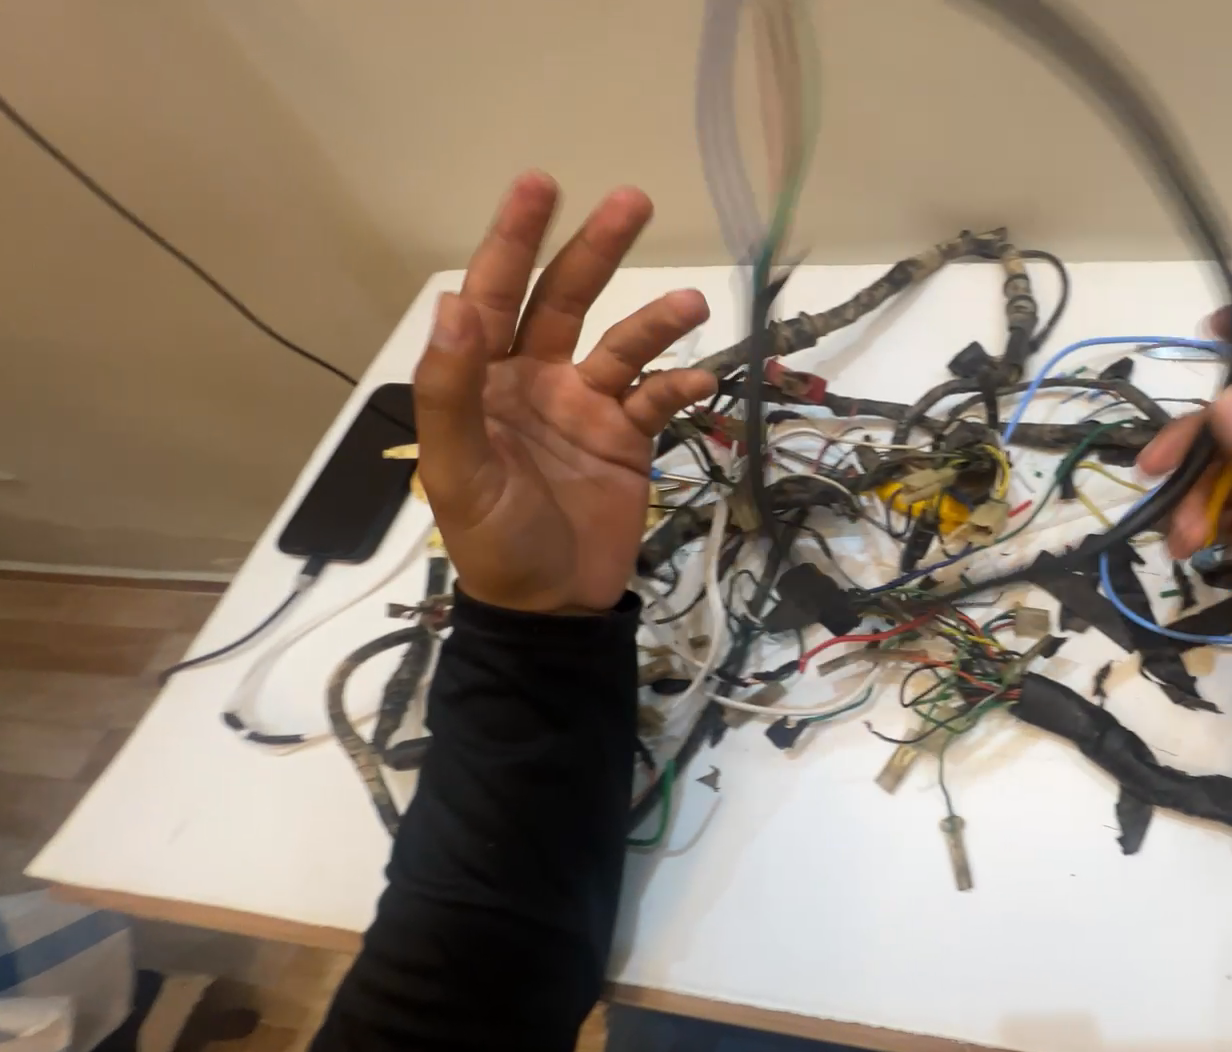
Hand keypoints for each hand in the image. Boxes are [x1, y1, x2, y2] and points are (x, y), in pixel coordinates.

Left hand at [413, 172, 715, 613]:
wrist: (553, 603)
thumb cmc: (495, 541)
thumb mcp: (457, 471)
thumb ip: (450, 391)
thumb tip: (455, 302)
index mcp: (483, 379)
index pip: (493, 295)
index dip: (514, 240)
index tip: (542, 185)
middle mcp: (537, 378)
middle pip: (565, 300)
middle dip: (596, 250)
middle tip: (635, 201)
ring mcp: (588, 407)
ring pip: (624, 346)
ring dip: (656, 323)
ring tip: (693, 303)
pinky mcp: (629, 438)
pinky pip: (657, 401)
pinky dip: (679, 388)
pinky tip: (700, 382)